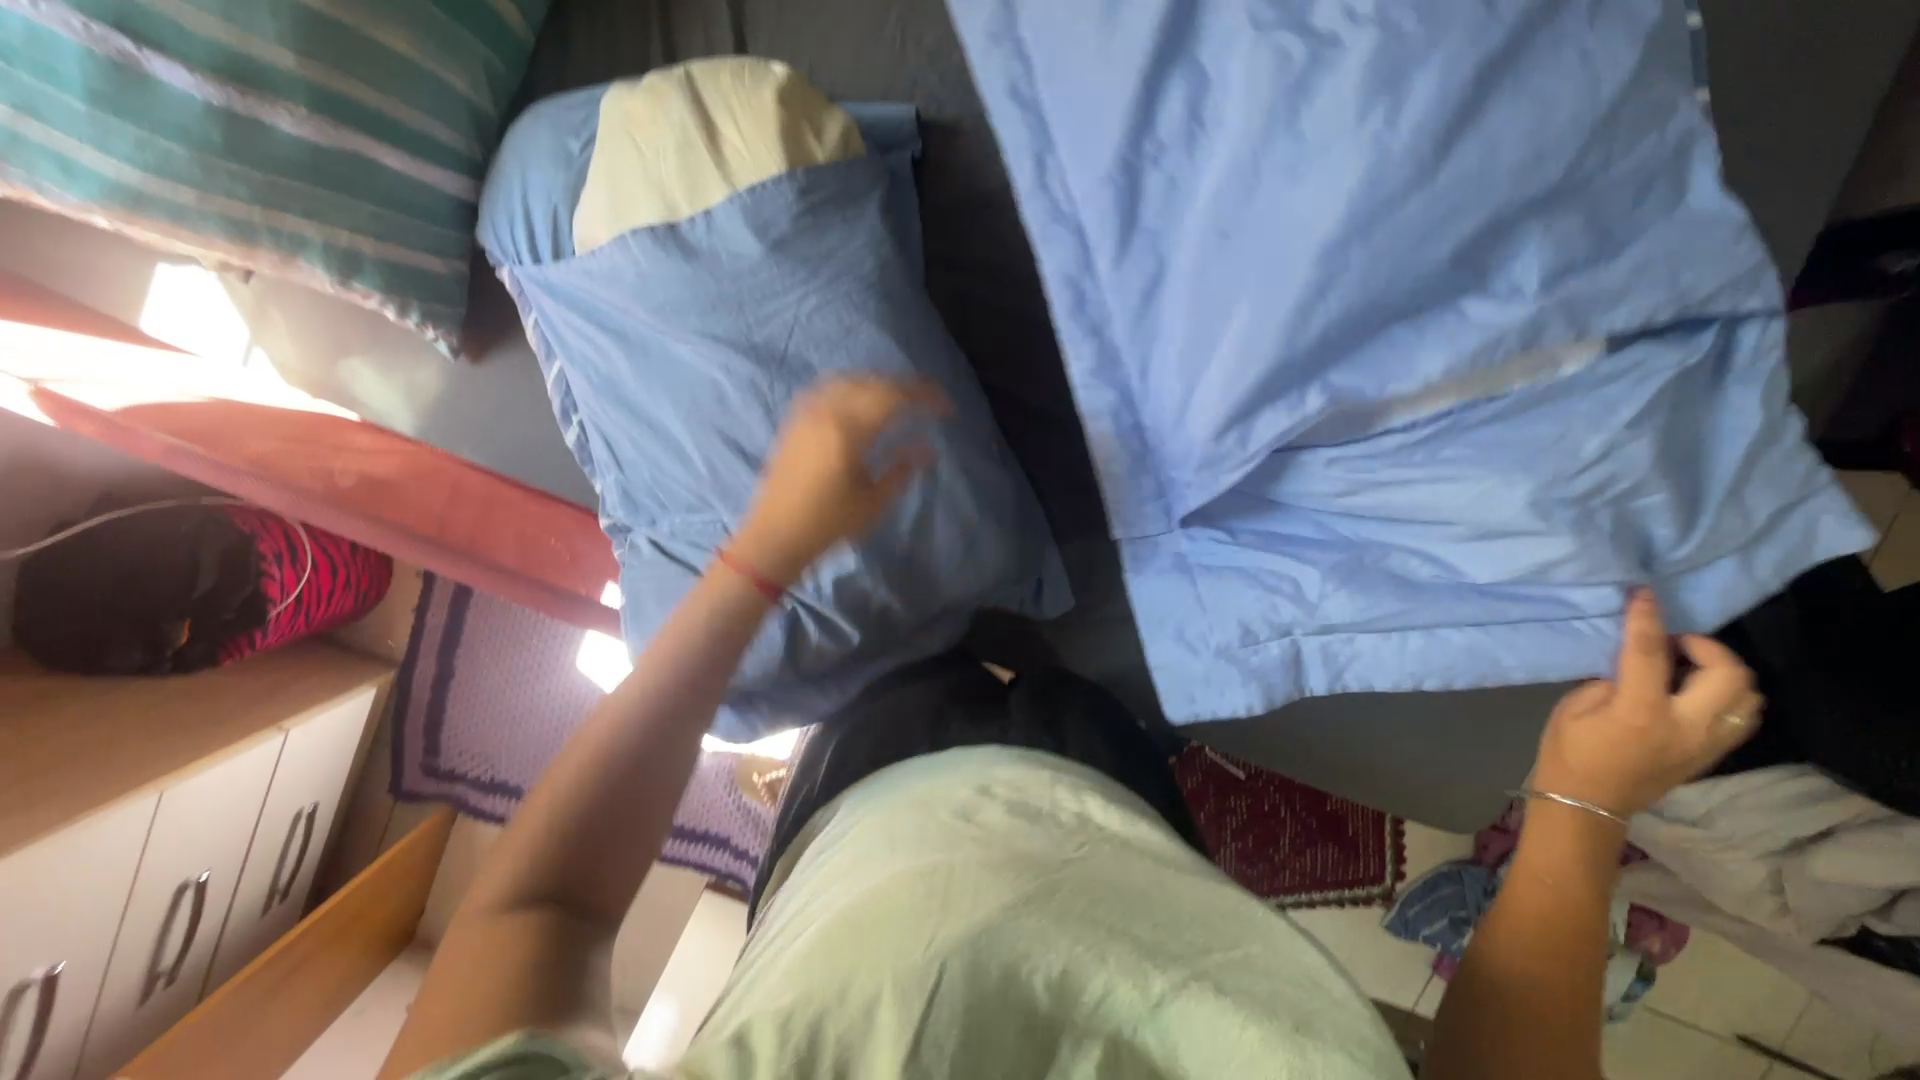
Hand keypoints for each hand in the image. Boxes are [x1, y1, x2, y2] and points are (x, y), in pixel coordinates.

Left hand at [728, 376, 949, 586]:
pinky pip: (828, 389)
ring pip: (850, 381)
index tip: (946, 408)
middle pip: (874, 383)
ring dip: (879, 384)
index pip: (895, 396)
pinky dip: (852, 388)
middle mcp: (827, 411)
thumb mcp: (874, 502)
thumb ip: (902, 469)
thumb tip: (928, 447)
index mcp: (849, 430)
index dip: (925, 396)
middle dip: (906, 388)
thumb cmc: (828, 524)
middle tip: (927, 402)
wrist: (775, 535)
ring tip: (898, 400)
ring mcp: (807, 413)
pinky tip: (860, 403)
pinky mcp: (794, 421)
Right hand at [1529, 588, 1763, 819]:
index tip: (1644, 594)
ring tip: (1688, 667)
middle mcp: (1685, 727)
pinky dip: (1726, 696)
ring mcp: (1706, 744)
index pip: (1649, 652)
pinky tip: (1694, 691)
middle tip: (1673, 643)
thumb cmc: (1568, 753)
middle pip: (1729, 674)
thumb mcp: (1575, 708)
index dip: (1647, 617)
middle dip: (1704, 647)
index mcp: (1640, 713)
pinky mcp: (1712, 754)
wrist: (1586, 803)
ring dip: (1722, 672)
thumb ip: (1611, 681)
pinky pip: (1740, 716)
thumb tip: (1637, 664)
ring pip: (1747, 697)